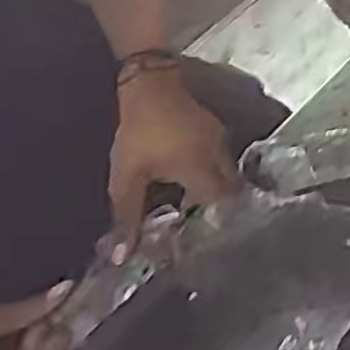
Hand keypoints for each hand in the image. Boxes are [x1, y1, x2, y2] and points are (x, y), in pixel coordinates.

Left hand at [108, 66, 238, 258]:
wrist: (151, 90)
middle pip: (228, 183)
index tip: (198, 222)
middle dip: (214, 197)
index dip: (214, 211)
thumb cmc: (138, 137)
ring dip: (210, 179)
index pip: (222, 197)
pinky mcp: (215, 126)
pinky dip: (207, 163)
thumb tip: (120, 258)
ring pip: (225, 166)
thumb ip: (127, 218)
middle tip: (190, 209)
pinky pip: (218, 152)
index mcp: (200, 169)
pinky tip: (185, 163)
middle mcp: (218, 154)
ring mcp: (219, 137)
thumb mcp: (126, 180)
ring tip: (183, 187)